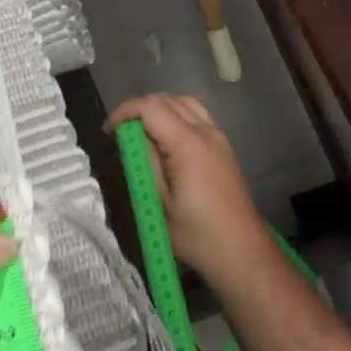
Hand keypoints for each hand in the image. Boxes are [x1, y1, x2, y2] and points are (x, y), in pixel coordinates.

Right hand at [107, 94, 271, 279]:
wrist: (241, 251)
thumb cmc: (195, 233)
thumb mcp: (157, 202)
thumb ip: (143, 163)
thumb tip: (129, 138)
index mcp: (187, 143)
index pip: (150, 106)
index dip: (125, 112)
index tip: (109, 133)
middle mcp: (206, 131)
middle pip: (167, 99)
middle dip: (139, 110)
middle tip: (122, 136)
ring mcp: (219, 138)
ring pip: (185, 103)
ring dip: (160, 110)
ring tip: (143, 136)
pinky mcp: (224, 148)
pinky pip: (198, 116)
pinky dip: (177, 117)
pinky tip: (167, 143)